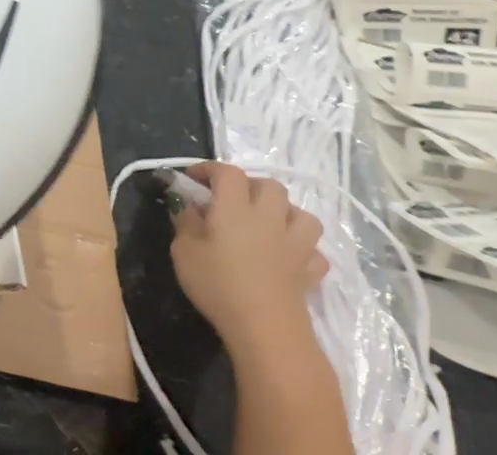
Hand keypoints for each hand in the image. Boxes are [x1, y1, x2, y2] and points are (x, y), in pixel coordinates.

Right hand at [170, 162, 328, 347]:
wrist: (265, 328)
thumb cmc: (217, 283)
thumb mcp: (183, 250)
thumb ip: (185, 221)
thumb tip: (186, 203)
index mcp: (235, 209)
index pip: (228, 173)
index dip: (209, 168)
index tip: (193, 179)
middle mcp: (269, 219)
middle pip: (270, 186)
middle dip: (249, 186)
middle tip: (229, 200)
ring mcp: (296, 245)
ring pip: (302, 214)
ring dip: (283, 212)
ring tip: (264, 223)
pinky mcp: (310, 270)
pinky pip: (314, 249)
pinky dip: (301, 247)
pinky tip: (286, 255)